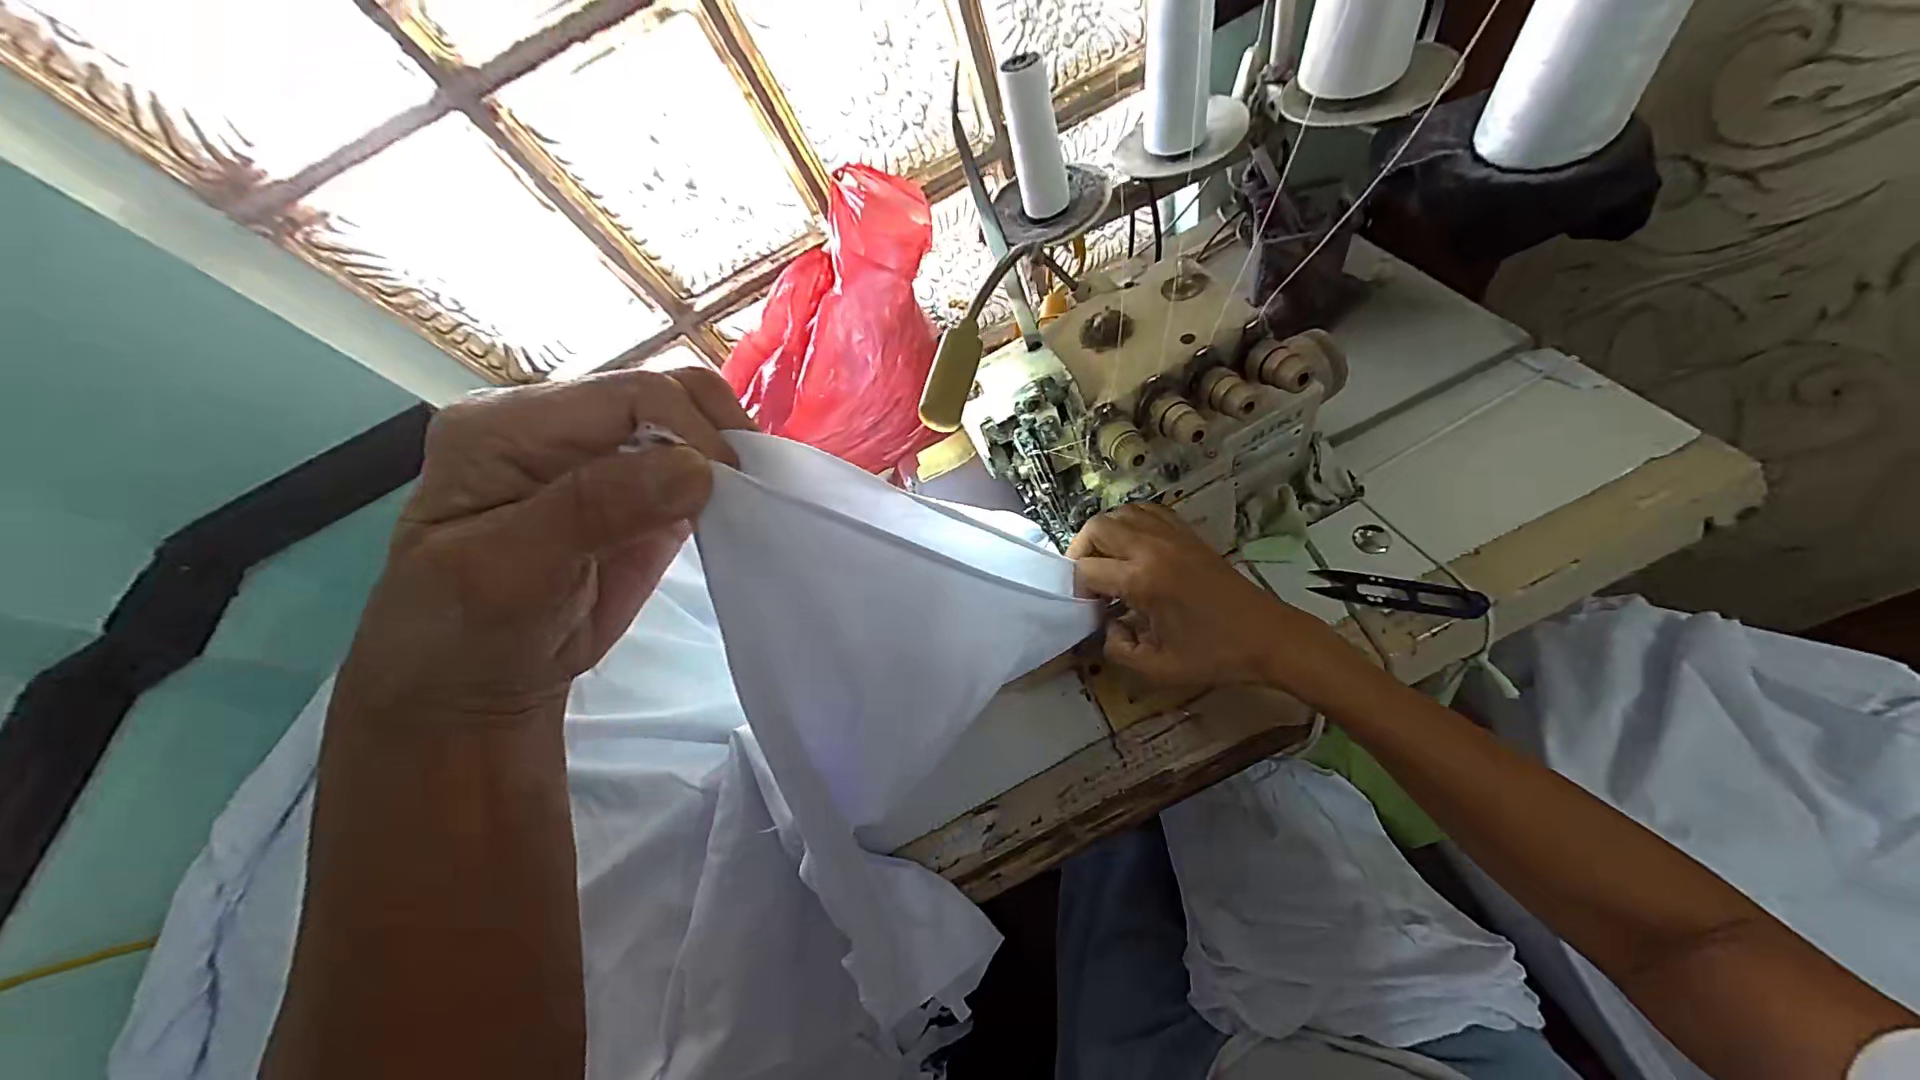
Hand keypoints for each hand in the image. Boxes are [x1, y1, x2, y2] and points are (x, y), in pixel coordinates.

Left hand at [336, 366, 753, 724]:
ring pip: (690, 422)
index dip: (691, 430)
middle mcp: (560, 425)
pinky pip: (697, 466)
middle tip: (746, 489)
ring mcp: (605, 457)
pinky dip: (726, 482)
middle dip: (717, 431)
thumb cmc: (467, 632)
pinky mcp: (642, 491)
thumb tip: (697, 468)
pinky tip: (738, 508)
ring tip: (748, 499)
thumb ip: (593, 509)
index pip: (629, 394)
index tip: (727, 487)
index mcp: (511, 424)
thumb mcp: (508, 571)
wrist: (477, 681)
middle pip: (666, 391)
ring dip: (728, 455)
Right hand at [1068, 504, 1368, 702]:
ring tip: (1109, 563)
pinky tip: (1133, 549)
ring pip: (1119, 513)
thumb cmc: (1213, 656)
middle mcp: (1152, 547)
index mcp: (1142, 580)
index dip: (1078, 590)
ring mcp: (1172, 534)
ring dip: (1104, 535)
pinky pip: (1147, 511)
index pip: (1086, 569)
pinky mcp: (1187, 533)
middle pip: (1096, 528)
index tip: (1089, 609)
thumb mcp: (1156, 668)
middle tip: (1089, 581)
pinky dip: (1130, 523)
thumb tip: (1106, 625)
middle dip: (1081, 553)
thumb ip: (1116, 648)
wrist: (1268, 637)